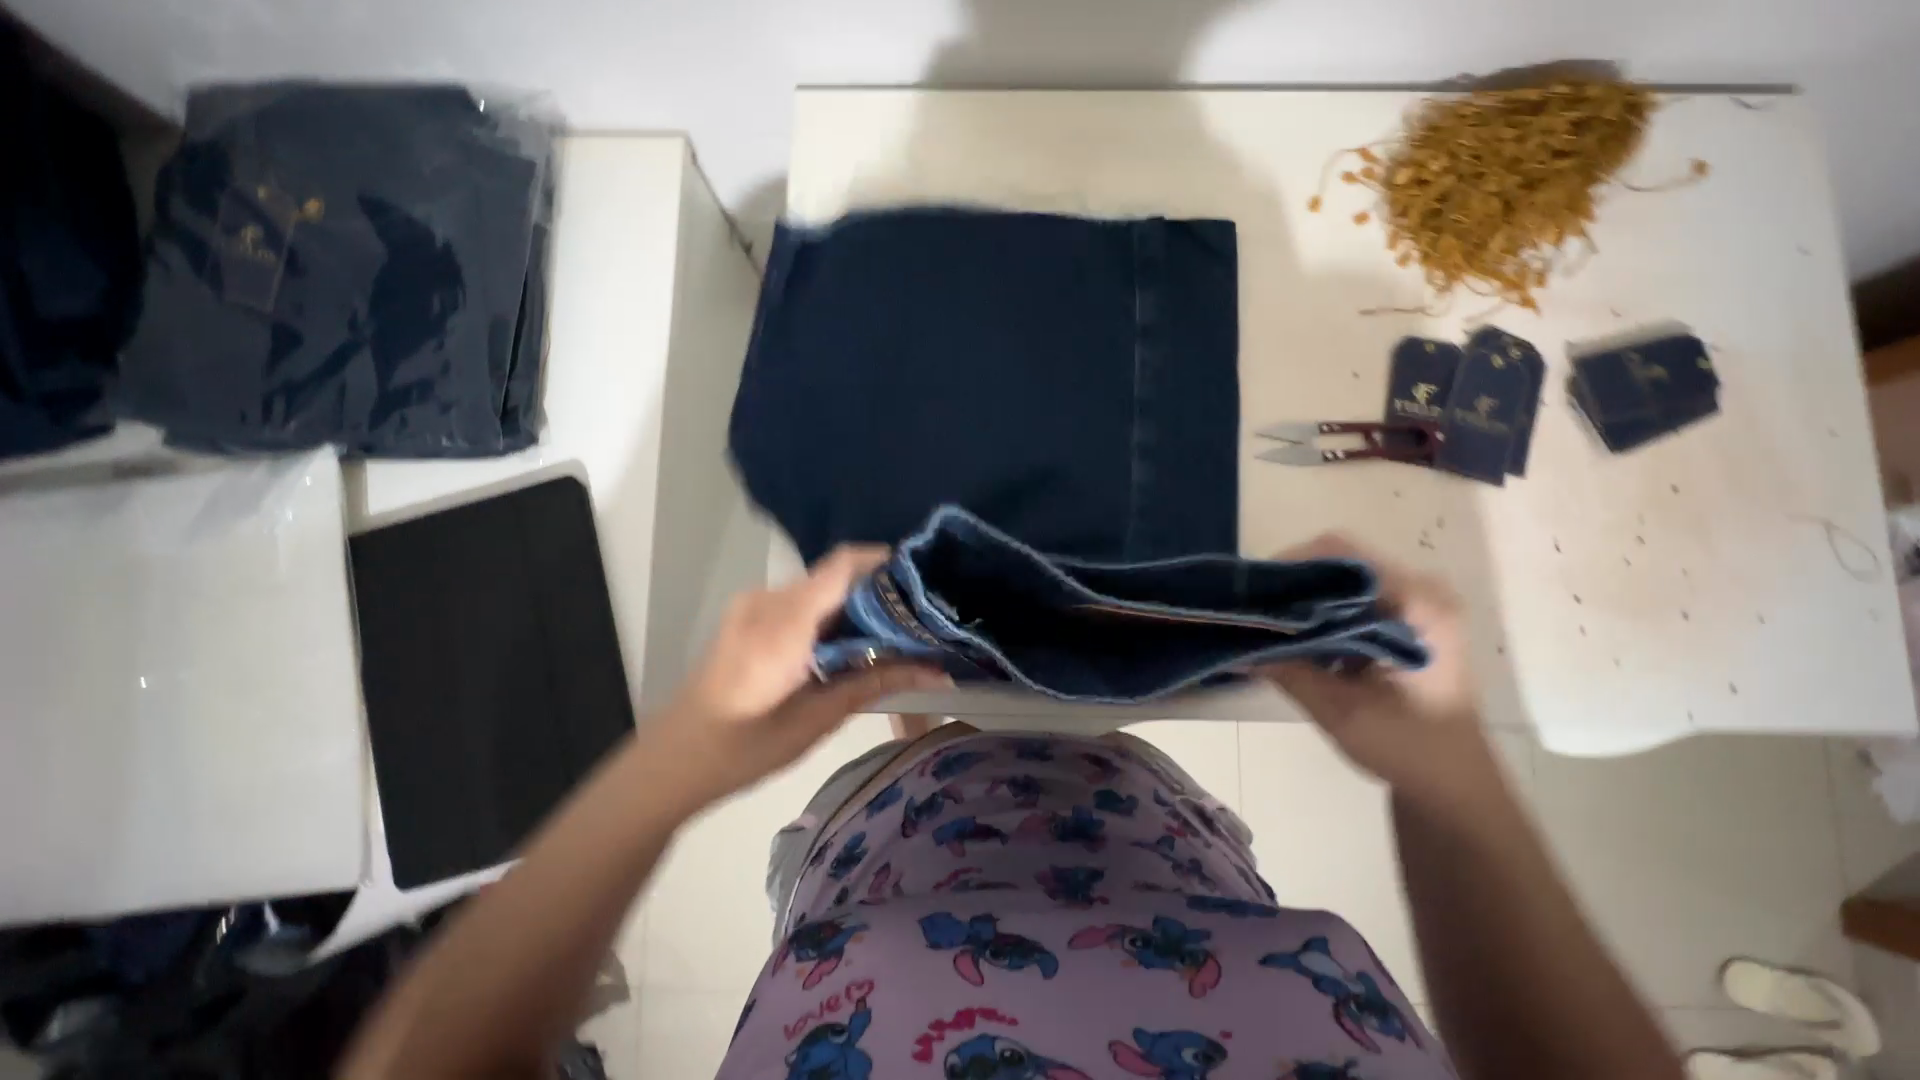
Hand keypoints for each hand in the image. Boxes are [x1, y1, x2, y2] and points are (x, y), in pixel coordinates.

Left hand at [647, 545, 949, 809]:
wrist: (673, 761)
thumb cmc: (744, 748)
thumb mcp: (816, 720)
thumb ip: (875, 684)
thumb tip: (937, 672)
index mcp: (782, 622)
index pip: (843, 567)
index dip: (887, 565)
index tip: (925, 586)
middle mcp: (766, 600)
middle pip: (834, 578)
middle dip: (879, 595)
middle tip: (920, 624)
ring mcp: (752, 606)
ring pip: (818, 591)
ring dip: (854, 610)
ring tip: (893, 641)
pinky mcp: (746, 618)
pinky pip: (799, 604)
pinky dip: (828, 619)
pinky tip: (848, 651)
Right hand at [1260, 534, 1489, 798]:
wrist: (1454, 784)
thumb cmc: (1407, 748)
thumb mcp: (1340, 710)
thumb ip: (1288, 669)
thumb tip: (1237, 643)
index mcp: (1419, 604)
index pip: (1341, 556)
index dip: (1289, 568)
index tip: (1251, 596)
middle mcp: (1424, 590)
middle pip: (1341, 562)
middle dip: (1292, 585)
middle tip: (1252, 612)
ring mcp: (1420, 603)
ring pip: (1345, 580)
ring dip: (1306, 599)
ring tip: (1267, 624)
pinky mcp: (1410, 620)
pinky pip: (1356, 598)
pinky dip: (1322, 612)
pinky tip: (1297, 638)